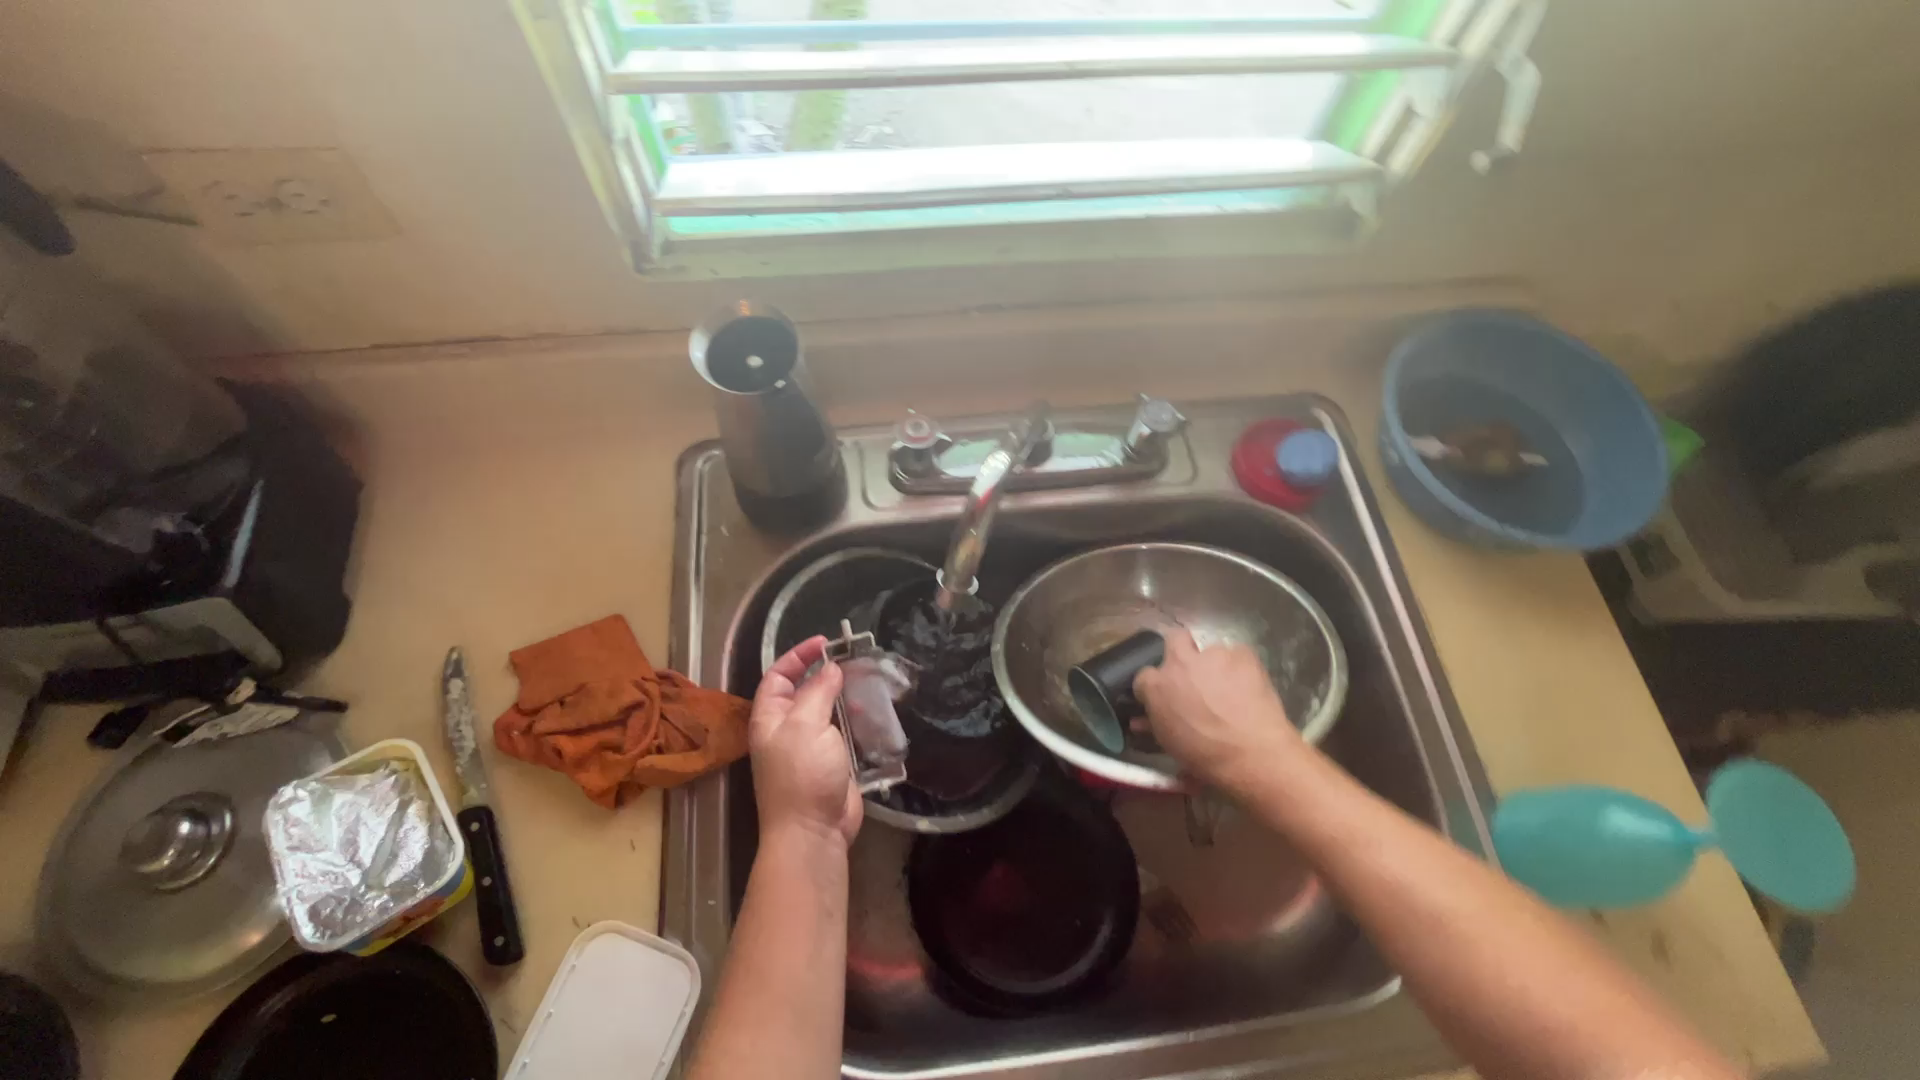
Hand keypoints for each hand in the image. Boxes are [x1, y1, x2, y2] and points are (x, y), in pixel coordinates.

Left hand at [749, 636, 861, 849]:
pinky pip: (845, 731)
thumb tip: (831, 668)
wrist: (814, 831)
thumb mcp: (806, 725)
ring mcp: (811, 746)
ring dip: (846, 695)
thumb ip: (818, 692)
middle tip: (854, 659)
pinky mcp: (833, 762)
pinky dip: (858, 719)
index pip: (779, 676)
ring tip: (868, 681)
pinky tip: (874, 711)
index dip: (798, 656)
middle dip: (826, 673)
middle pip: (805, 691)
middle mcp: (788, 729)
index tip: (825, 643)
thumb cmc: (802, 774)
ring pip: (828, 710)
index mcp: (770, 718)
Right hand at [1133, 628, 1305, 798]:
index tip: (1165, 696)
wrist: (1252, 754)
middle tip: (1192, 673)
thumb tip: (1140, 721)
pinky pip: (1238, 655)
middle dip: (1180, 651)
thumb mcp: (1169, 743)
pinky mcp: (1243, 654)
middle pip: (1174, 640)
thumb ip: (1153, 723)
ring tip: (1230, 689)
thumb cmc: (1205, 756)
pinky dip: (1240, 668)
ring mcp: (1213, 654)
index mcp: (1157, 685)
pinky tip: (1249, 687)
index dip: (1156, 685)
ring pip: (1211, 652)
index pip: (1145, 675)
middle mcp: (1180, 663)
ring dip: (1215, 666)